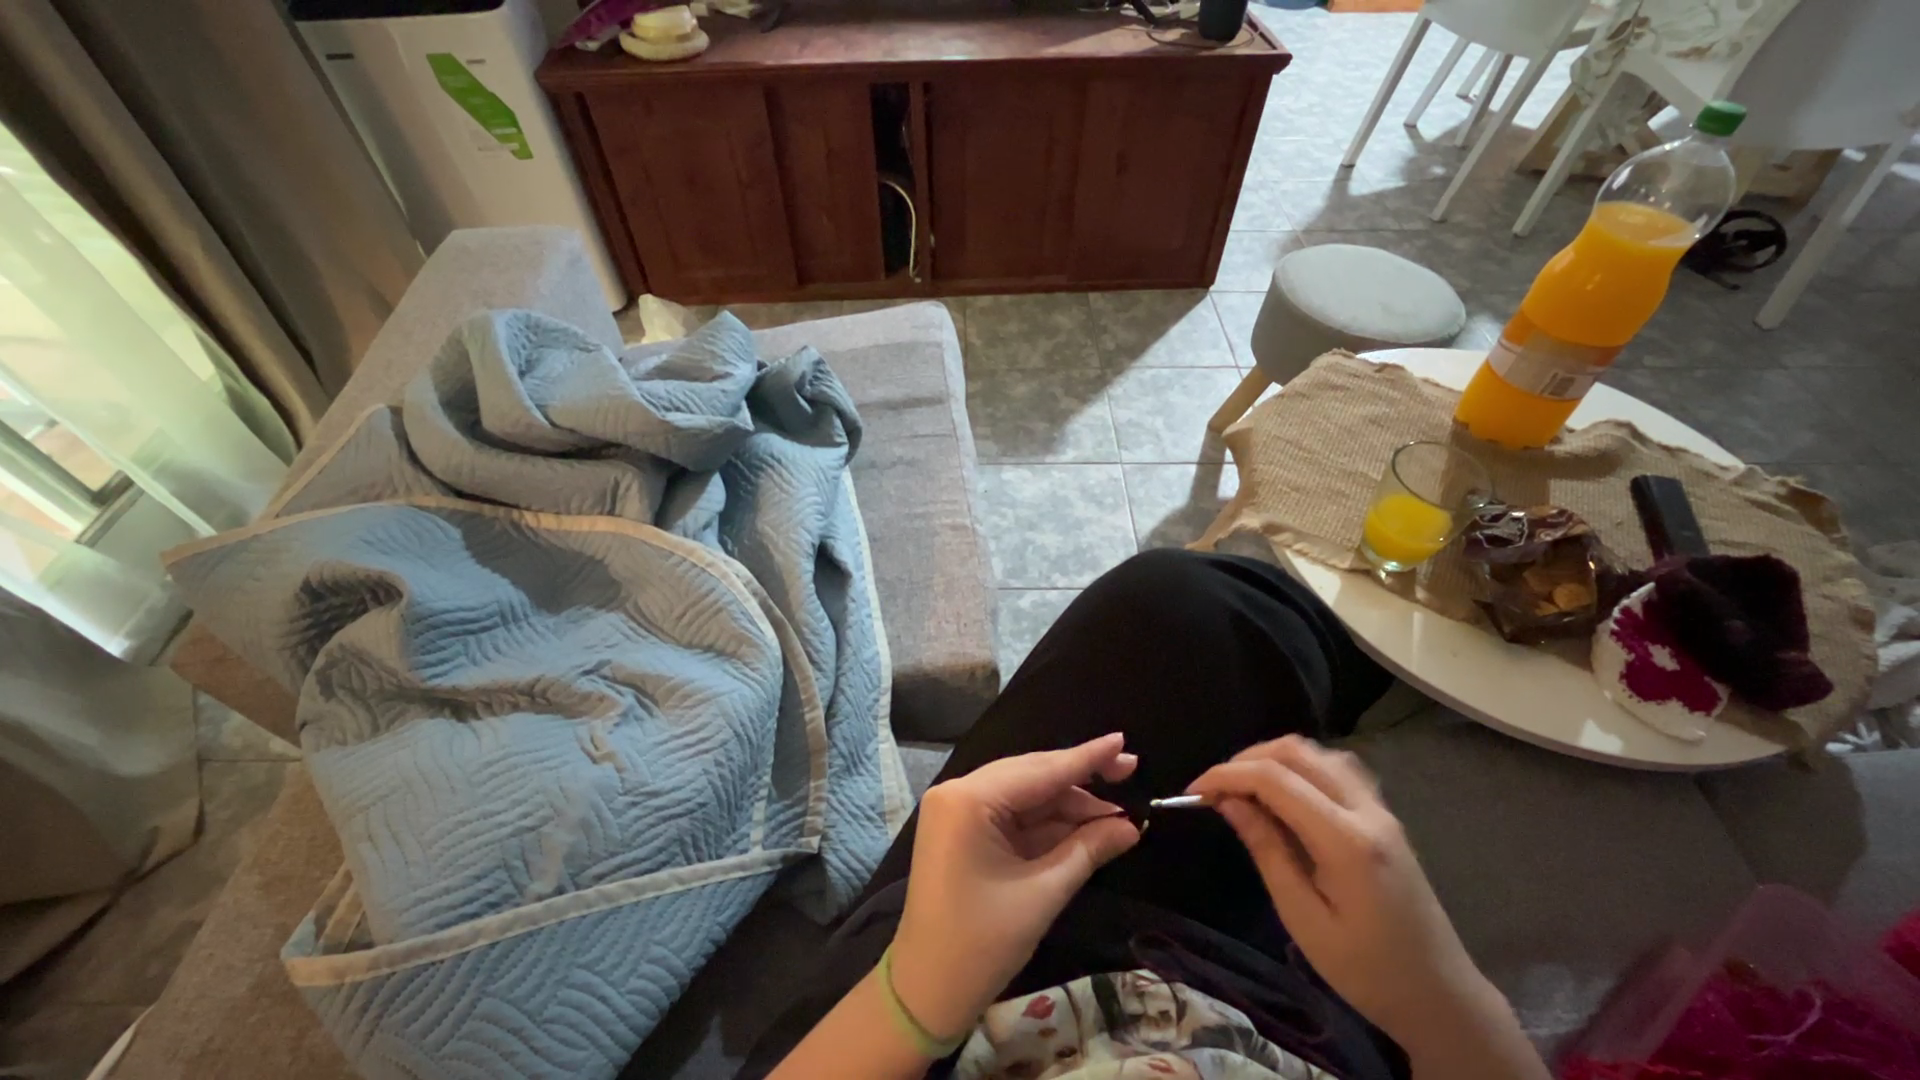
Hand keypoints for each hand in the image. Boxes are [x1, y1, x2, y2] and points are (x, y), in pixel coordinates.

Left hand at [888, 733, 1141, 1039]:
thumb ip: (1088, 849)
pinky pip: (1013, 815)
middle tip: (1130, 771)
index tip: (1124, 741)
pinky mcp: (963, 832)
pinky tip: (1086, 825)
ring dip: (1069, 805)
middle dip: (1081, 780)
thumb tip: (1131, 825)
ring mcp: (958, 812)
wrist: (927, 989)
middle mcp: (959, 793)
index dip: (1086, 758)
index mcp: (968, 799)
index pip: (1039, 770)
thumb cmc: (982, 942)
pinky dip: (1048, 822)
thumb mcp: (1043, 893)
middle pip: (1032, 776)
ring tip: (1119, 812)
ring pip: (1025, 795)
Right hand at [1188, 736, 1503, 1053]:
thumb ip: (1267, 850)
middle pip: (1297, 752)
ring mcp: (1381, 810)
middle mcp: (1366, 810)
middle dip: (1246, 760)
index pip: (1275, 779)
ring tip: (1243, 788)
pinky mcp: (1384, 818)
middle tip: (1214, 789)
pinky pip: (1338, 769)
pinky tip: (1285, 792)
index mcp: (1345, 840)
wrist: (1439, 995)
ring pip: (1319, 753)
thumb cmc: (1365, 970)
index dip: (1227, 775)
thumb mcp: (1303, 918)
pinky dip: (1301, 766)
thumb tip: (1229, 802)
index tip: (1193, 791)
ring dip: (1274, 758)